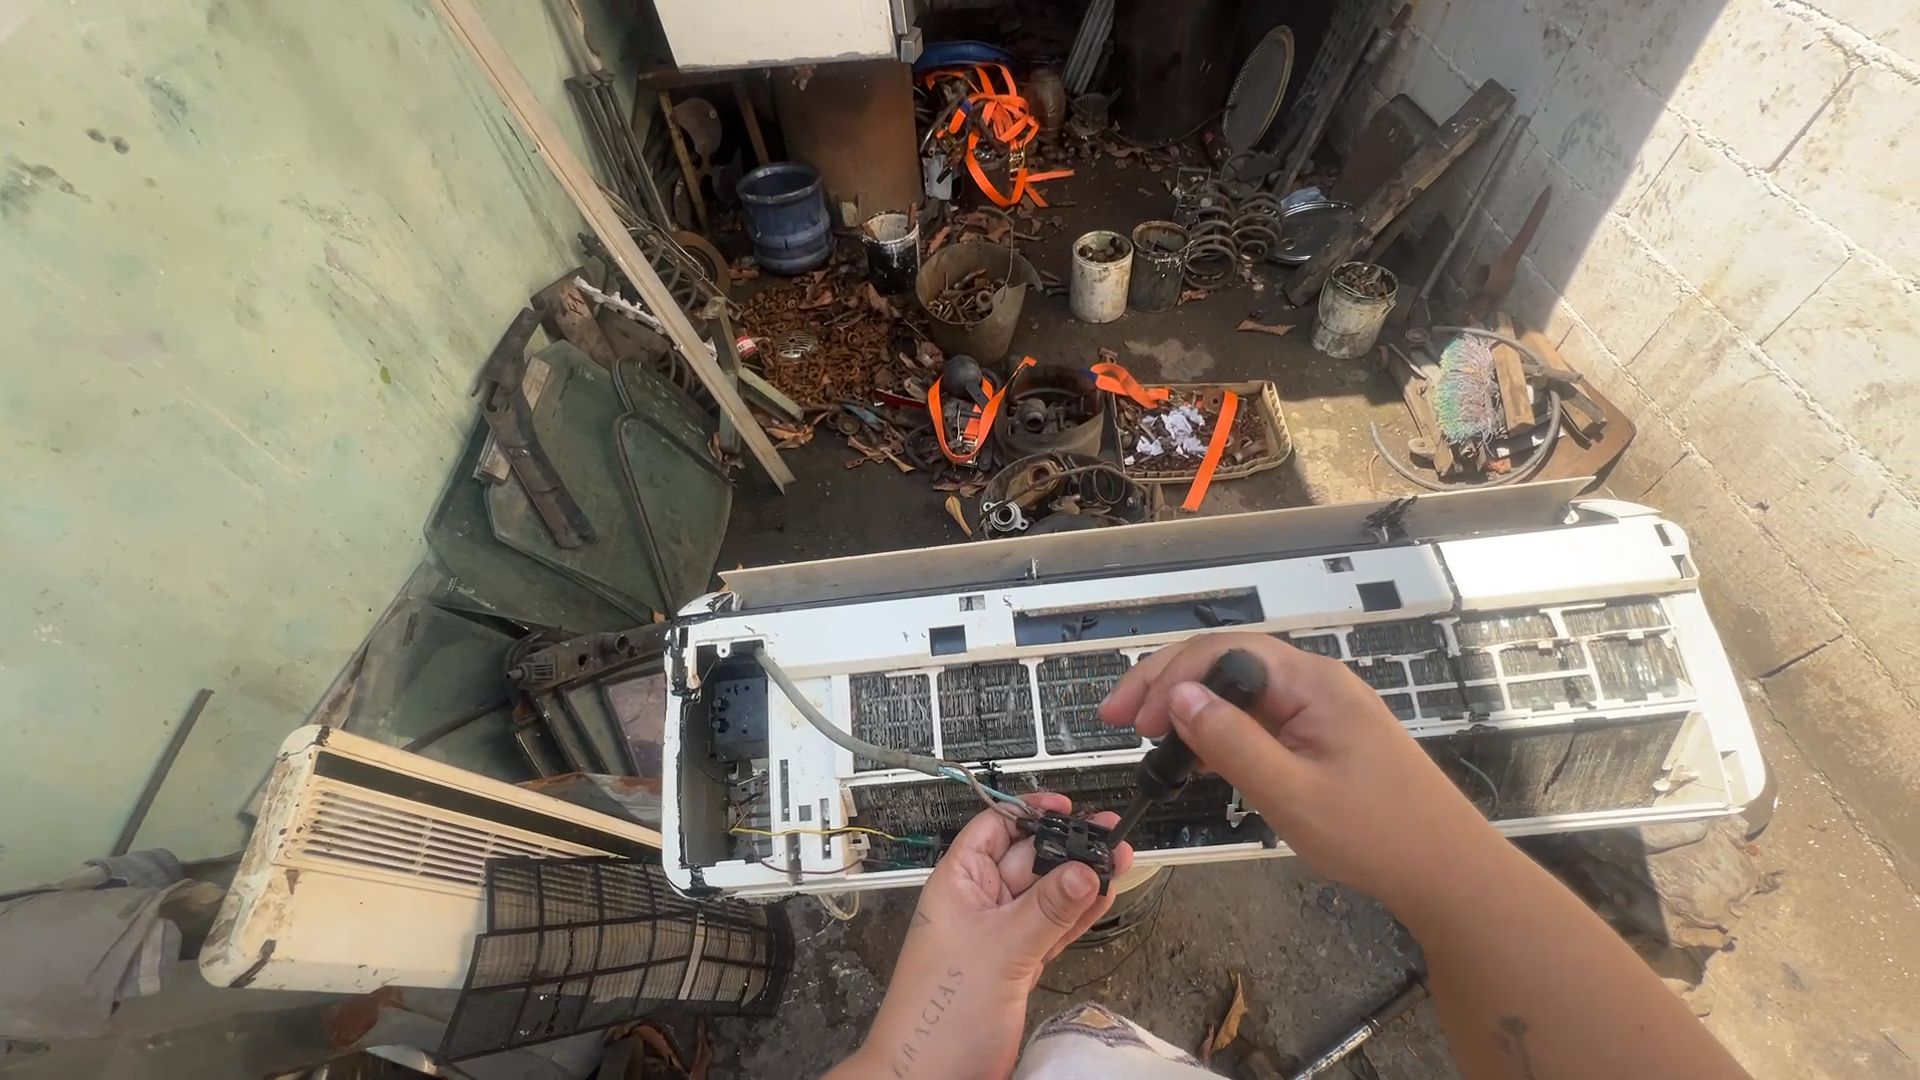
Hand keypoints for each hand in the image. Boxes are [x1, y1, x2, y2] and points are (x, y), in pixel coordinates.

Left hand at [832, 794, 1133, 1079]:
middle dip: (1068, 847)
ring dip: (1080, 879)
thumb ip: (1046, 909)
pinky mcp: (1018, 963)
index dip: (1029, 812)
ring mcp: (1000, 933)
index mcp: (960, 880)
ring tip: (1119, 859)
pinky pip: (1051, 927)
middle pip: (1029, 859)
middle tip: (1109, 837)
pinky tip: (1101, 896)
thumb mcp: (999, 949)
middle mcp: (980, 900)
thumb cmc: (940, 1013)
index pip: (995, 828)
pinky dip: (1076, 915)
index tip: (1067, 807)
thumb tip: (1083, 870)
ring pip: (1046, 894)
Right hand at [1098, 632, 1496, 909]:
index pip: (1222, 652)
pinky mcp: (1311, 733)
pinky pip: (1250, 718)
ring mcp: (1312, 707)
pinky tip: (1190, 756)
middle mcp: (1309, 682)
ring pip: (1232, 690)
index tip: (1134, 720)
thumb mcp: (1293, 794)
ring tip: (1146, 737)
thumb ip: (1231, 742)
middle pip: (1222, 662)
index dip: (1169, 677)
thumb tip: (1176, 696)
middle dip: (1165, 683)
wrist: (1449, 876)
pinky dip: (1213, 731)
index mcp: (1310, 682)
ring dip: (1185, 707)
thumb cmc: (1379, 837)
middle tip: (1118, 717)